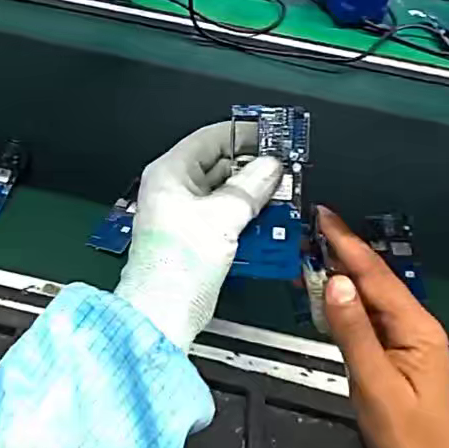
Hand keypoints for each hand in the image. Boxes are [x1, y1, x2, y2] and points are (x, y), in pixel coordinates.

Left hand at [113, 122, 281, 349]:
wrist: (163, 313)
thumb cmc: (176, 265)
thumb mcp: (222, 218)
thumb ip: (250, 187)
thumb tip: (271, 166)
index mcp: (169, 173)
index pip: (209, 138)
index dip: (242, 135)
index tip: (272, 135)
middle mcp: (174, 188)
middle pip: (219, 163)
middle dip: (253, 166)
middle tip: (285, 167)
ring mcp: (185, 212)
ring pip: (225, 190)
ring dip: (253, 192)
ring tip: (283, 191)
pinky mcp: (197, 235)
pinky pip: (226, 213)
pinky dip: (247, 213)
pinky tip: (271, 216)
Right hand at [317, 206, 448, 447]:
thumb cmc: (409, 441)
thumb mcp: (375, 385)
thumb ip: (353, 331)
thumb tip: (335, 282)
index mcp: (417, 329)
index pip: (376, 275)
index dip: (347, 243)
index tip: (324, 217)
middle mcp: (416, 327)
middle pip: (375, 280)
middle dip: (344, 251)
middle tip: (311, 229)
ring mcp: (408, 340)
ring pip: (371, 296)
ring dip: (343, 274)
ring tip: (314, 253)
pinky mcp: (398, 353)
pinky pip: (369, 315)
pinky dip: (346, 300)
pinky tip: (330, 294)